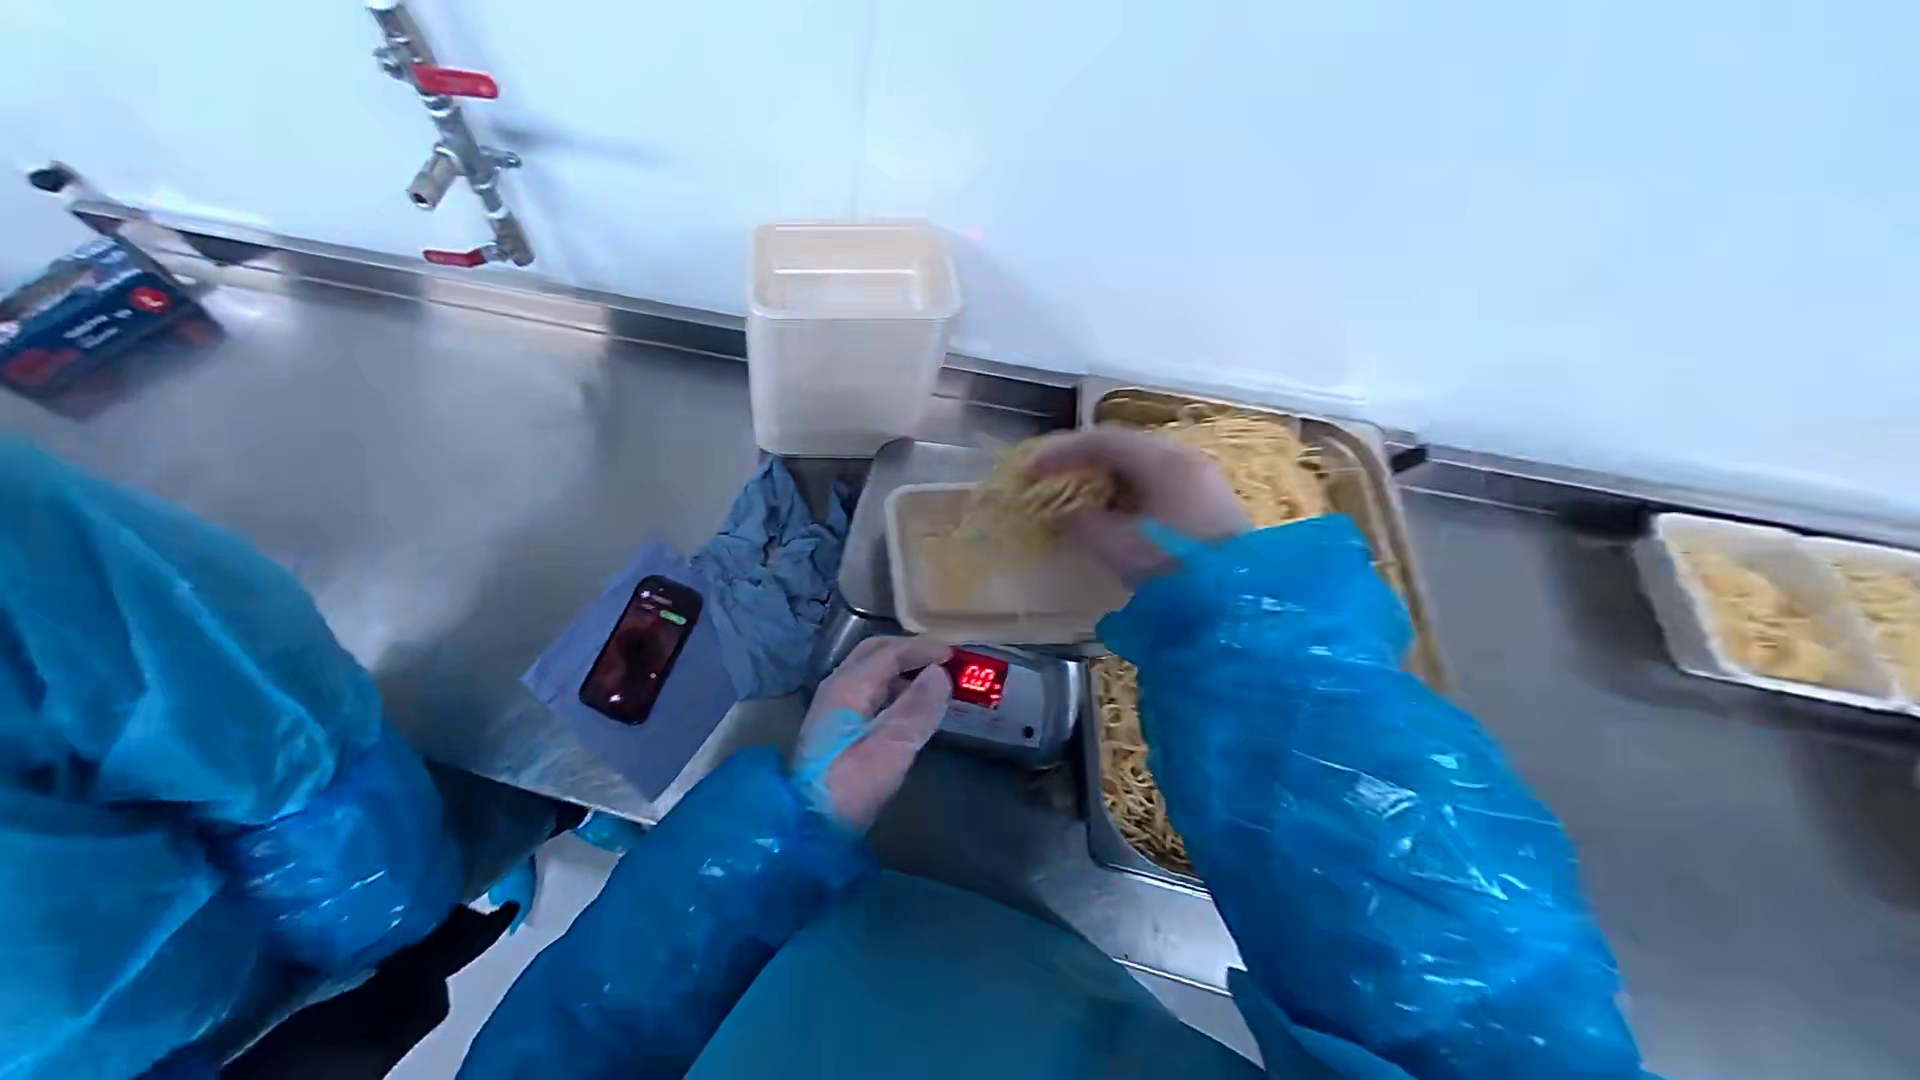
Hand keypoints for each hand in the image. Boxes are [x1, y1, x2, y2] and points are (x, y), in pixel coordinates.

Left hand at [793, 636, 952, 830]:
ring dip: (901, 668)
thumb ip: (918, 706)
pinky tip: (909, 707)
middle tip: (941, 658)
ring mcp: (833, 706)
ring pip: (870, 671)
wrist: (808, 825)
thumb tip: (939, 672)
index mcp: (848, 685)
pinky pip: (868, 691)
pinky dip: (892, 687)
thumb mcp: (891, 745)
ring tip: (931, 680)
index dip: (922, 648)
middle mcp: (837, 687)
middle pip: (875, 653)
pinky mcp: (835, 727)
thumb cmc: (851, 784)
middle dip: (909, 650)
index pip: (889, 652)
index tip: (954, 655)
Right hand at [1026, 427, 1250, 581]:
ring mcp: (1201, 476)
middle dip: (1082, 460)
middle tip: (1052, 476)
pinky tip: (1117, 508)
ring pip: (1141, 462)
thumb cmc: (1176, 568)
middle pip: (1122, 446)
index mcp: (1161, 461)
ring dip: (1106, 474)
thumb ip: (1084, 524)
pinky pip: (1157, 479)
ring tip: (1079, 492)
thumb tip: (1066, 513)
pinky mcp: (1209, 497)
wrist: (1240, 601)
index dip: (1059, 454)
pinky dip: (1128, 487)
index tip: (1030, 472)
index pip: (1100, 442)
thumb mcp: (1118, 548)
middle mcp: (1183, 457)